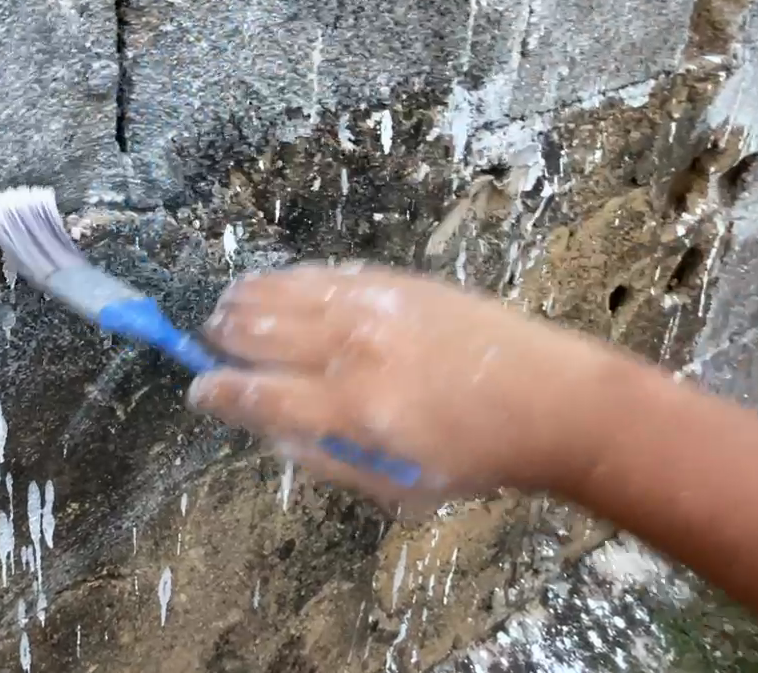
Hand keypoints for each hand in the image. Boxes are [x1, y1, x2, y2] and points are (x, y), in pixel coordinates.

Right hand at [186, 263, 634, 502]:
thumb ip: (317, 456)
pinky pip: (300, 272)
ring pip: (262, 291)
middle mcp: (350, 349)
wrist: (557, 401)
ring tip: (233, 319)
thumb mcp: (395, 485)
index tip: (199, 392)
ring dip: (235, 308)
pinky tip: (270, 297)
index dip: (211, 392)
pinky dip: (271, 285)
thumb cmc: (474, 455)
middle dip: (216, 343)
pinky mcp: (379, 277)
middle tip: (219, 353)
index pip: (251, 394)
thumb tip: (256, 422)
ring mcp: (363, 304)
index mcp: (355, 409)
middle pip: (244, 331)